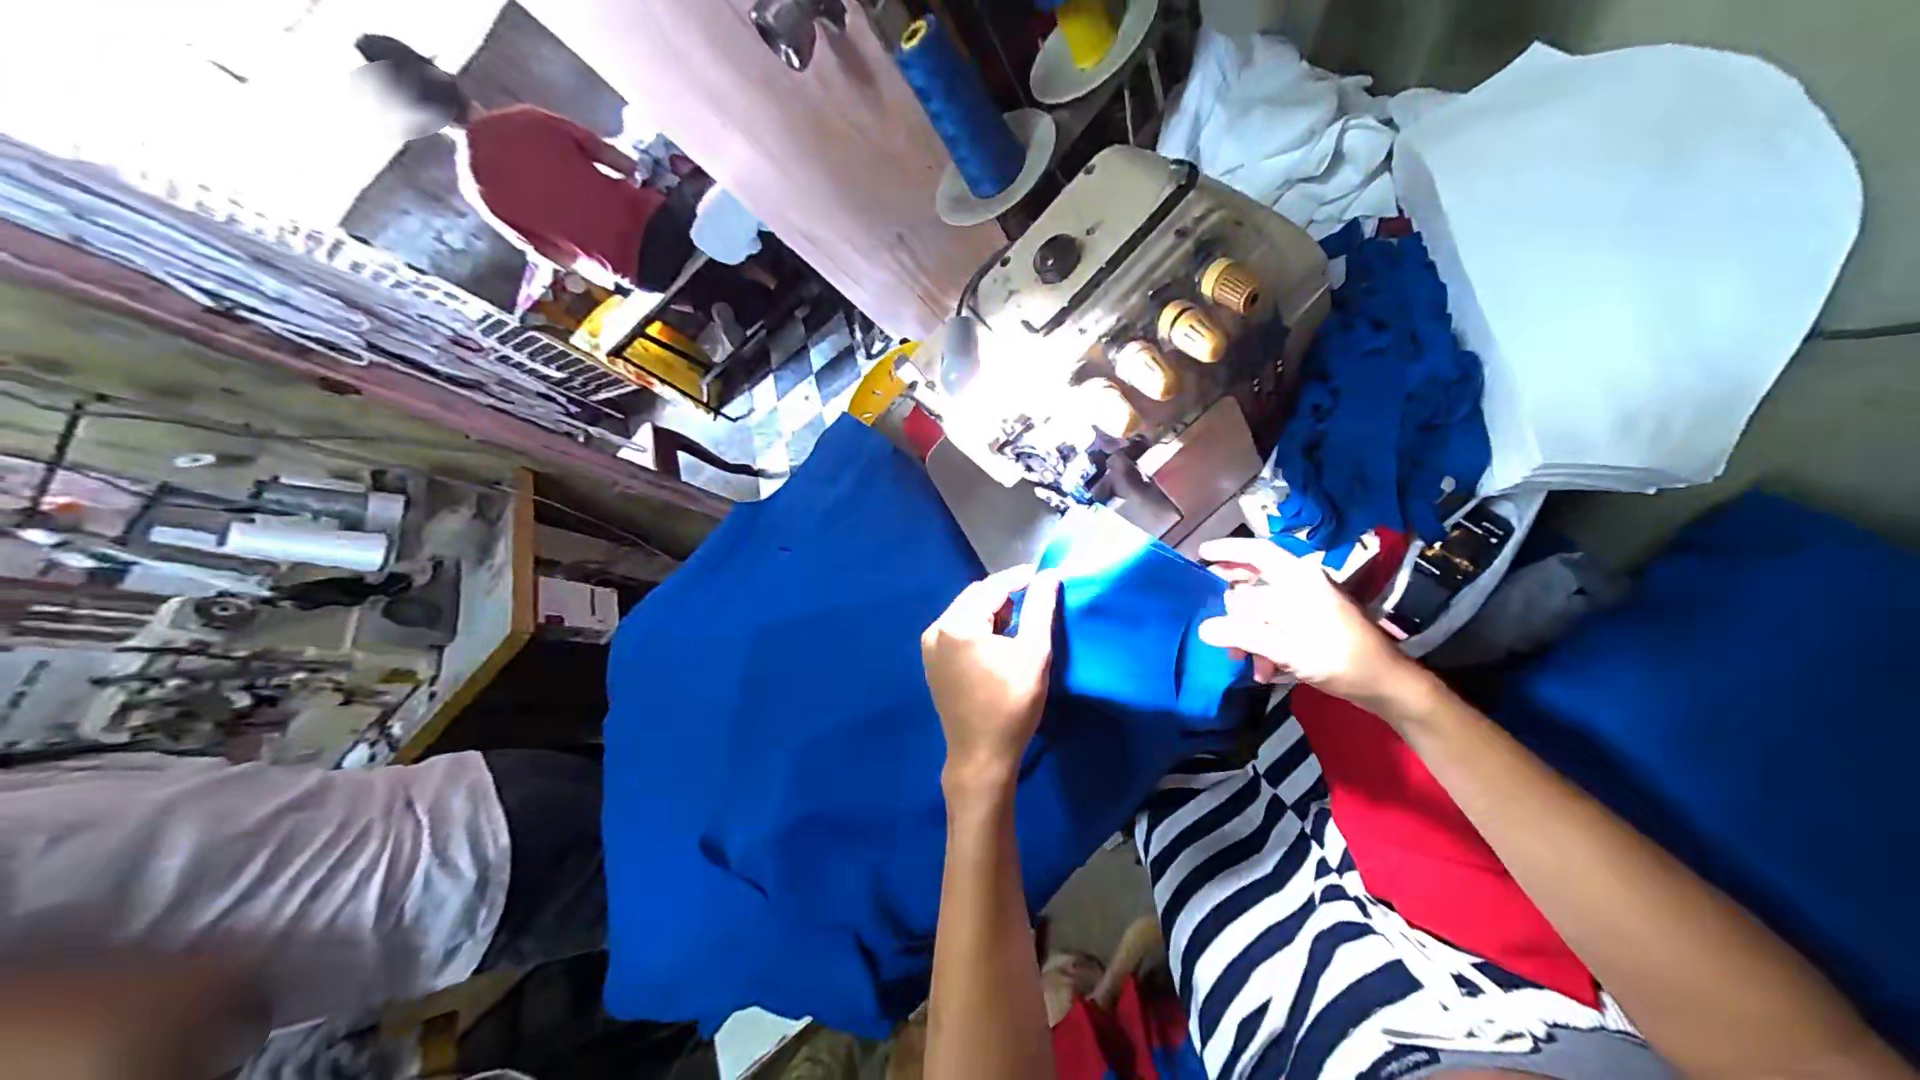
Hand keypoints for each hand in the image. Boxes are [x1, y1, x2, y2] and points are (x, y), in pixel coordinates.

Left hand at [922, 565, 1059, 791]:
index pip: (992, 587)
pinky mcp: (932, 662)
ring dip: (991, 610)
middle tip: (1035, 597)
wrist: (981, 755)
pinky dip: (978, 626)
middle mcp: (936, 629)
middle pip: (975, 596)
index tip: (1043, 574)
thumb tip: (1048, 575)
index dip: (1019, 578)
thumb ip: (1041, 608)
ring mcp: (930, 647)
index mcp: (958, 625)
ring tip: (1020, 619)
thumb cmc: (1012, 705)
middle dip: (1005, 593)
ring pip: (965, 612)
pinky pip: (957, 630)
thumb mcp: (1034, 653)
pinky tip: (998, 638)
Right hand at [1196, 538, 1420, 707]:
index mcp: (1300, 581)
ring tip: (1241, 659)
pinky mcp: (1312, 625)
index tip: (1201, 553)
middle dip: (1232, 607)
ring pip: (1262, 609)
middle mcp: (1303, 586)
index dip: (1228, 550)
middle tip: (1212, 620)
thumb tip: (1204, 630)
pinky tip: (1263, 670)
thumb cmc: (1342, 660)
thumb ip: (1244, 636)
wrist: (1387, 685)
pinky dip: (1263, 644)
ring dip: (1247, 633)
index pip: (1259, 553)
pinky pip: (1275, 626)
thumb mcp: (1289, 649)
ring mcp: (1309, 605)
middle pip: (1255, 583)